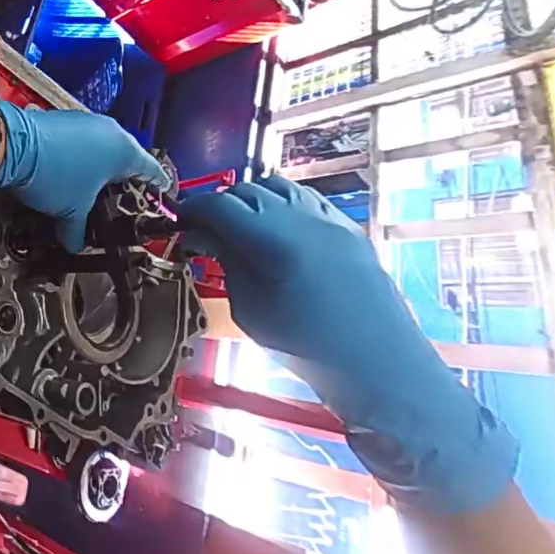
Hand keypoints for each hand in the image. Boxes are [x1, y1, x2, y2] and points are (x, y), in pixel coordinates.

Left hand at [0, 102, 169, 251]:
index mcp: (124, 151)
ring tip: (89, 191)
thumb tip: (74, 243)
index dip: (158, 186)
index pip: (152, 171)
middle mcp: (110, 131)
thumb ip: (78, 230)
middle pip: (124, 160)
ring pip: (100, 150)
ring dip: (96, 170)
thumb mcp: (71, 211)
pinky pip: (78, 143)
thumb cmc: (54, 175)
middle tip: (119, 201)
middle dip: (121, 182)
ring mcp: (85, 122)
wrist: (13, 145)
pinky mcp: (62, 120)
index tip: (163, 193)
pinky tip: (67, 175)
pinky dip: (77, 160)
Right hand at [177, 176, 517, 512]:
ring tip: (237, 229)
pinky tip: (273, 232)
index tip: (177, 224)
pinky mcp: (348, 228)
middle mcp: (303, 218)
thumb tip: (203, 235)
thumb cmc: (302, 345)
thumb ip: (227, 261)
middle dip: (219, 206)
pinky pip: (305, 200)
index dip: (192, 210)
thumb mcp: (249, 307)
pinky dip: (280, 206)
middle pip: (247, 191)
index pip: (220, 205)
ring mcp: (330, 219)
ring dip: (250, 201)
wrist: (377, 364)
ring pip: (278, 188)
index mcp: (273, 239)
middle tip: (202, 232)